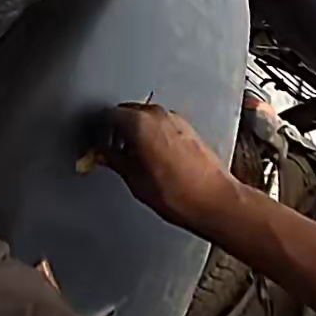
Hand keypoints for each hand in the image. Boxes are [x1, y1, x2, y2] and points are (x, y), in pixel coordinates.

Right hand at [94, 102, 239, 232]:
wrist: (217, 202)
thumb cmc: (179, 194)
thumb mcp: (136, 181)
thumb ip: (114, 161)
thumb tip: (103, 154)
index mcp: (138, 122)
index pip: (108, 115)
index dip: (100, 130)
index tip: (98, 144)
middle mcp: (156, 114)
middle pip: (126, 112)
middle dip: (117, 130)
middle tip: (113, 151)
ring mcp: (173, 118)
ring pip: (144, 117)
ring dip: (135, 131)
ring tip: (135, 157)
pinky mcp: (186, 127)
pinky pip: (160, 123)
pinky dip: (152, 133)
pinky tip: (155, 156)